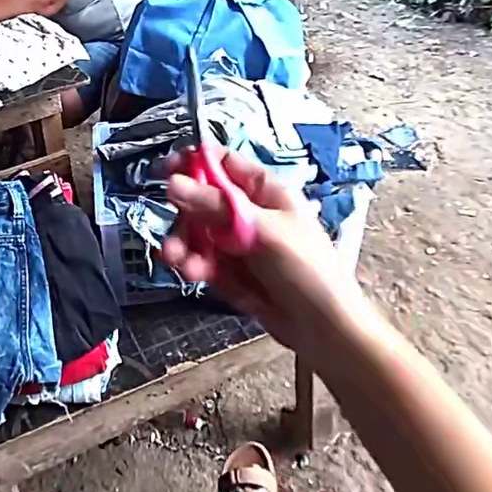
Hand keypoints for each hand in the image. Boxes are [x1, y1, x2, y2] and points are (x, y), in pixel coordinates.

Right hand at [160, 147, 369, 353]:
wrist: (324, 329)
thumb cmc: (306, 269)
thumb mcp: (262, 231)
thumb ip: (216, 207)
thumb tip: (173, 182)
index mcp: (265, 192)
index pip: (225, 164)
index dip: (195, 162)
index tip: (167, 168)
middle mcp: (250, 215)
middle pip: (204, 202)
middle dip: (185, 216)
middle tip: (174, 232)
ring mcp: (241, 246)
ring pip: (200, 235)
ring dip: (185, 245)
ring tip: (177, 260)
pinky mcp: (233, 275)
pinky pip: (205, 262)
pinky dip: (195, 266)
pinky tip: (192, 274)